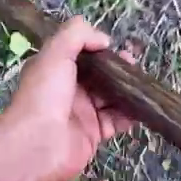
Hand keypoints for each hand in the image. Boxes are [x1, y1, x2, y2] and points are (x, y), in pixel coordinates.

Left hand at [0, 17, 137, 180]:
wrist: (38, 145)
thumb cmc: (45, 93)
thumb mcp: (56, 52)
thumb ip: (77, 35)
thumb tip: (103, 39)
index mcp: (54, 67)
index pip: (77, 52)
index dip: (95, 46)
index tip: (112, 44)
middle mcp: (67, 87)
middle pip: (96, 73)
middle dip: (114, 67)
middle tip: (133, 62)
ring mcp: (80, 111)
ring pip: (108, 96)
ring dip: (124, 88)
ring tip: (141, 81)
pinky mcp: (93, 133)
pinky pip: (115, 120)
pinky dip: (129, 114)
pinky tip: (142, 106)